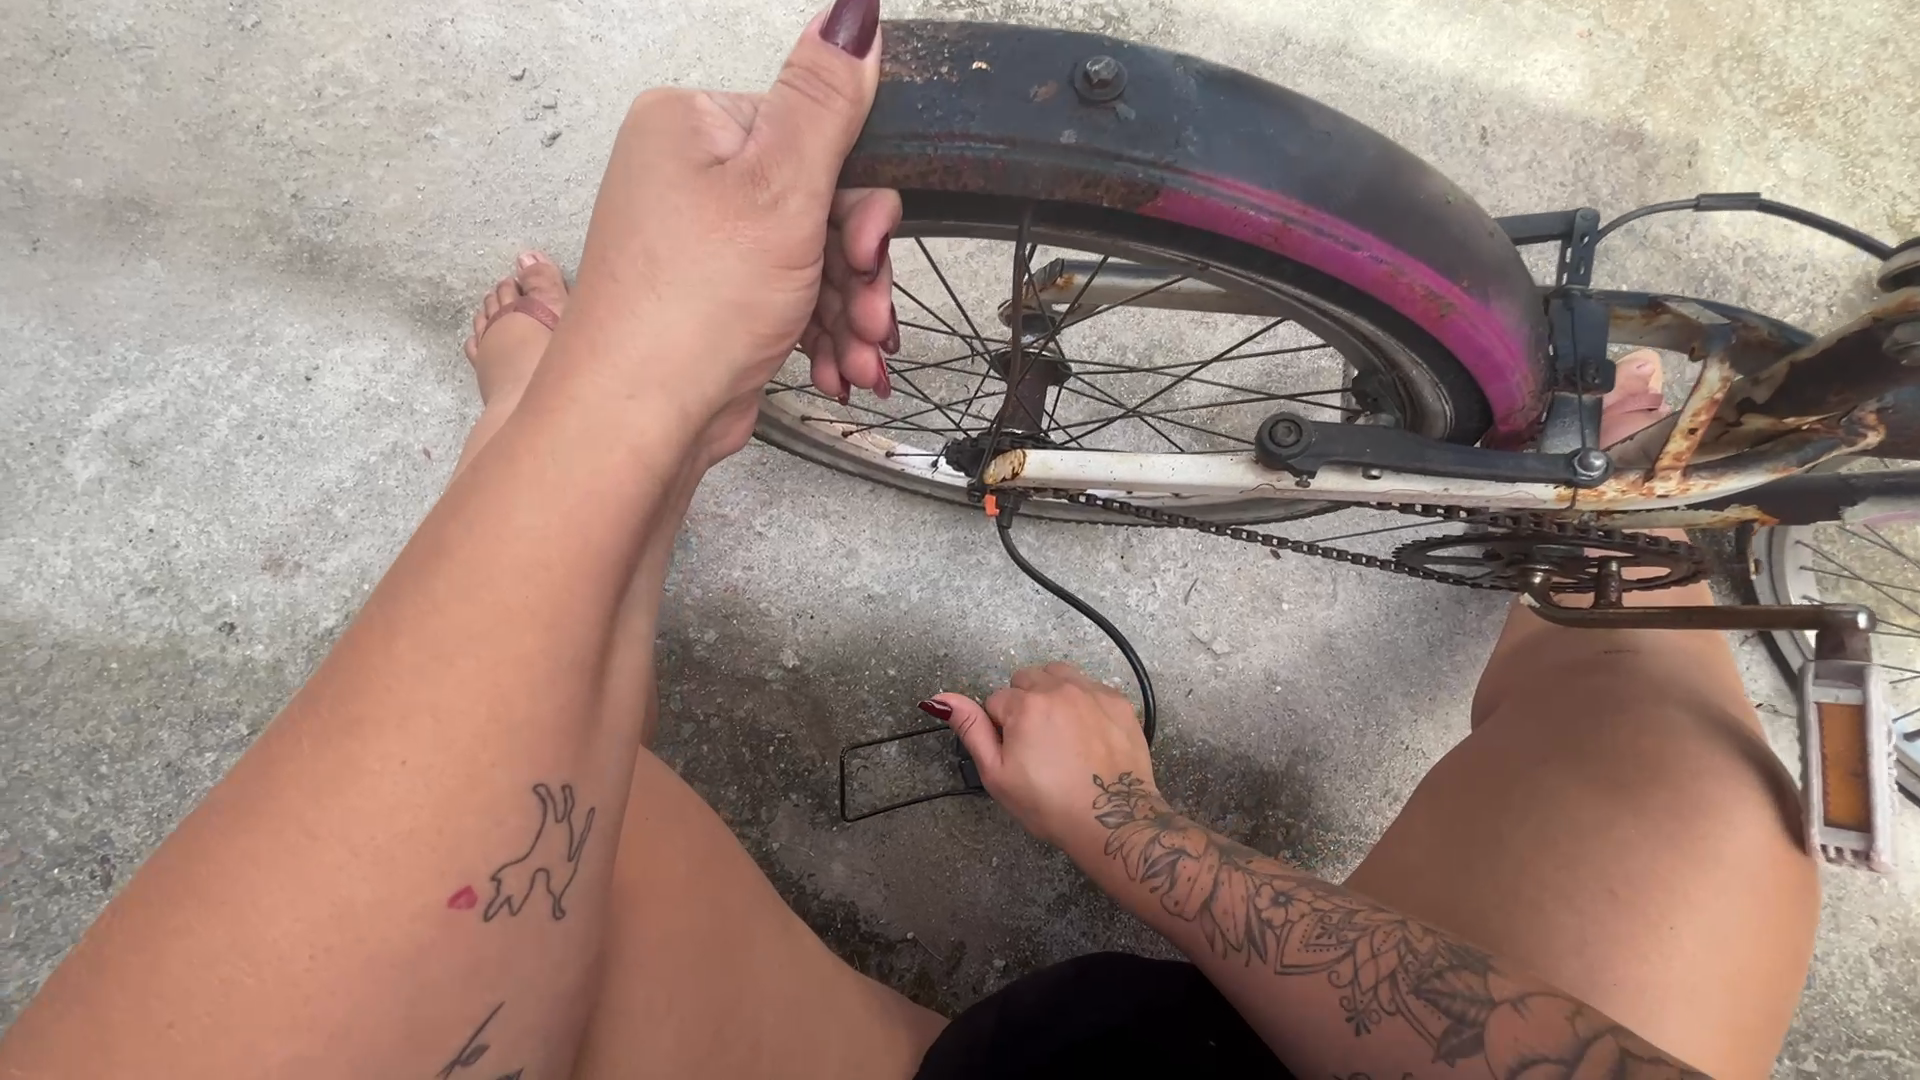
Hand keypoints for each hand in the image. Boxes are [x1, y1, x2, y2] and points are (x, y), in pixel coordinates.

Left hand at [558, 0, 899, 450]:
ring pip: (811, 266)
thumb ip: (824, 101)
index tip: (874, 253)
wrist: (644, 417)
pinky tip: (841, 371)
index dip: (859, 205)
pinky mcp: (721, 301)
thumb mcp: (779, 188)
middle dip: (859, 277)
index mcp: (700, 128)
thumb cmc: (697, 304)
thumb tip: (856, 12)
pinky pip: (790, 303)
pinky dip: (822, 338)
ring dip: (849, 318)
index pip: (813, 138)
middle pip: (819, 211)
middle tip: (875, 322)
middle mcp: (697, 180)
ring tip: (863, 363)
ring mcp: (708, 245)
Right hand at [928, 663, 1156, 848]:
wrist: (1112, 820)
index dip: (1000, 728)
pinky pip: (1090, 686)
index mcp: (1026, 705)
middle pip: (1026, 679)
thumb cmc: (1050, 803)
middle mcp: (1060, 688)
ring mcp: (1092, 692)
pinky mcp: (1118, 701)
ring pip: (1058, 674)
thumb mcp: (997, 773)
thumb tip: (941, 697)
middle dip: (1024, 703)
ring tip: (1058, 730)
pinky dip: (1083, 701)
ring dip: (1052, 693)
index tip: (1015, 753)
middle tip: (1035, 742)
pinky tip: (1085, 732)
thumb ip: (970, 728)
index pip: (996, 700)